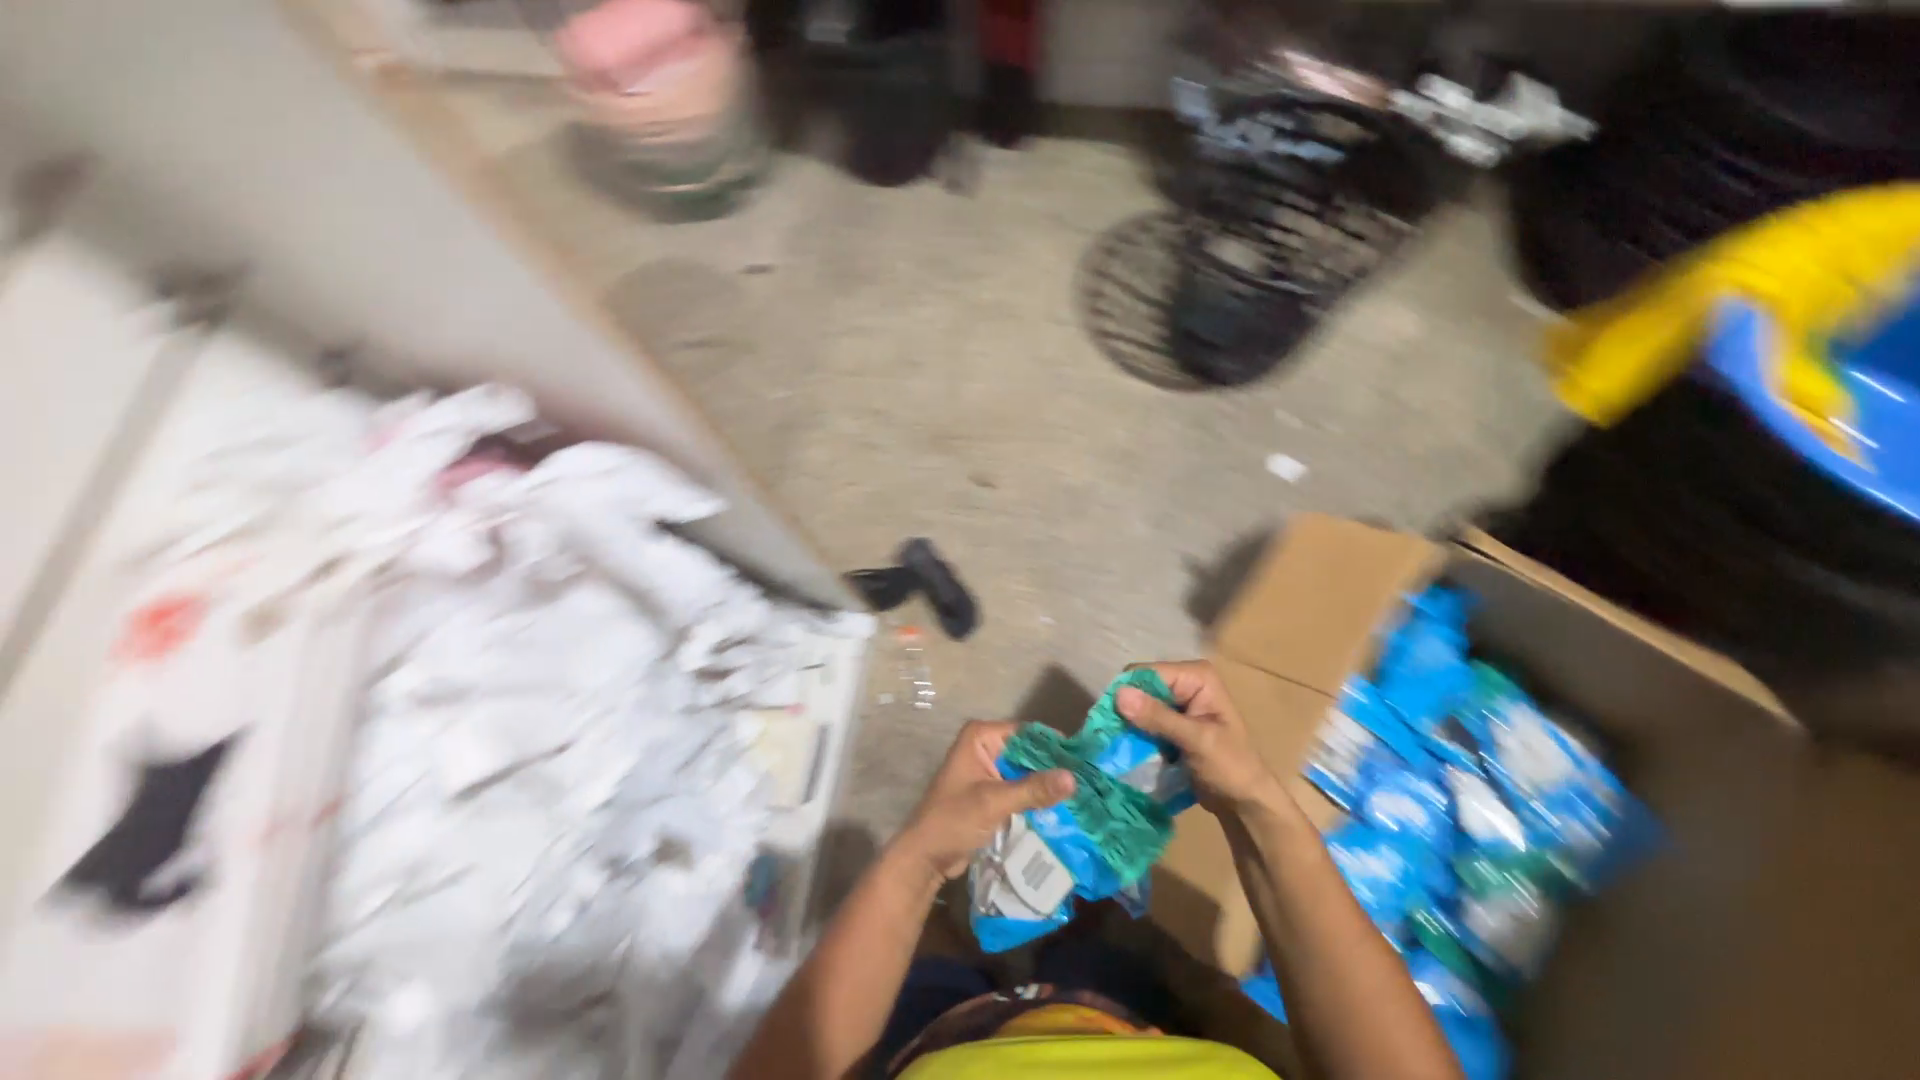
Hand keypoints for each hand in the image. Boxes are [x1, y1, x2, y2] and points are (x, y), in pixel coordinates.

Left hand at [891, 721, 1074, 884]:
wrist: (925, 857)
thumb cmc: (952, 821)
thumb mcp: (994, 802)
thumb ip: (1033, 789)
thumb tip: (1074, 777)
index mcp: (981, 737)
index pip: (1029, 733)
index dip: (1057, 746)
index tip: (1089, 761)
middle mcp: (986, 747)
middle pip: (1030, 752)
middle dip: (1056, 768)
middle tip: (1093, 780)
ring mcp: (989, 771)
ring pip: (1028, 772)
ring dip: (1050, 785)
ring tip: (1087, 795)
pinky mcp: (993, 793)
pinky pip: (1022, 789)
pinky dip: (1039, 798)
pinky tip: (1066, 808)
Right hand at [1117, 660, 1285, 814]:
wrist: (1245, 801)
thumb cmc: (1231, 768)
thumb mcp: (1196, 741)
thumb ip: (1159, 717)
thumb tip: (1119, 695)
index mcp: (1196, 676)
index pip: (1147, 673)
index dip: (1127, 694)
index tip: (1110, 722)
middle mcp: (1185, 682)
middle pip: (1139, 687)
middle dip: (1125, 711)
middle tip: (1112, 737)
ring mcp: (1177, 702)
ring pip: (1137, 706)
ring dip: (1128, 725)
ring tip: (1117, 746)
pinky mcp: (1170, 722)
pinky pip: (1142, 721)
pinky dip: (1134, 735)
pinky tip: (1128, 750)